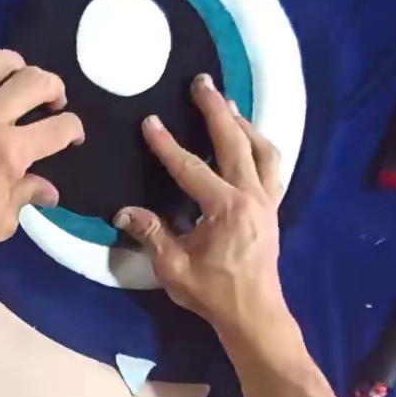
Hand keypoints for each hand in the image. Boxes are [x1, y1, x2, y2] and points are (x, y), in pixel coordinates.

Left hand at [0, 48, 84, 281]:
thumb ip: (25, 195)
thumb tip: (48, 190)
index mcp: (9, 151)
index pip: (60, 127)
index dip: (74, 129)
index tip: (72, 136)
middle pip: (35, 80)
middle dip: (54, 88)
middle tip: (52, 102)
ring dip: (16, 68)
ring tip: (16, 83)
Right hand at [115, 74, 289, 340]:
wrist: (254, 314)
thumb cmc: (212, 292)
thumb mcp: (172, 266)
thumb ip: (150, 233)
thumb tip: (122, 211)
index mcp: (225, 208)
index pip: (191, 168)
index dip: (167, 144)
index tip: (151, 121)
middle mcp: (252, 196)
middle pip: (235, 143)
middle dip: (216, 111)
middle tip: (203, 83)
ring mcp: (267, 201)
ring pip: (262, 150)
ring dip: (244, 123)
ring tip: (228, 104)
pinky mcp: (272, 209)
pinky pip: (271, 167)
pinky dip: (260, 147)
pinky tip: (250, 140)